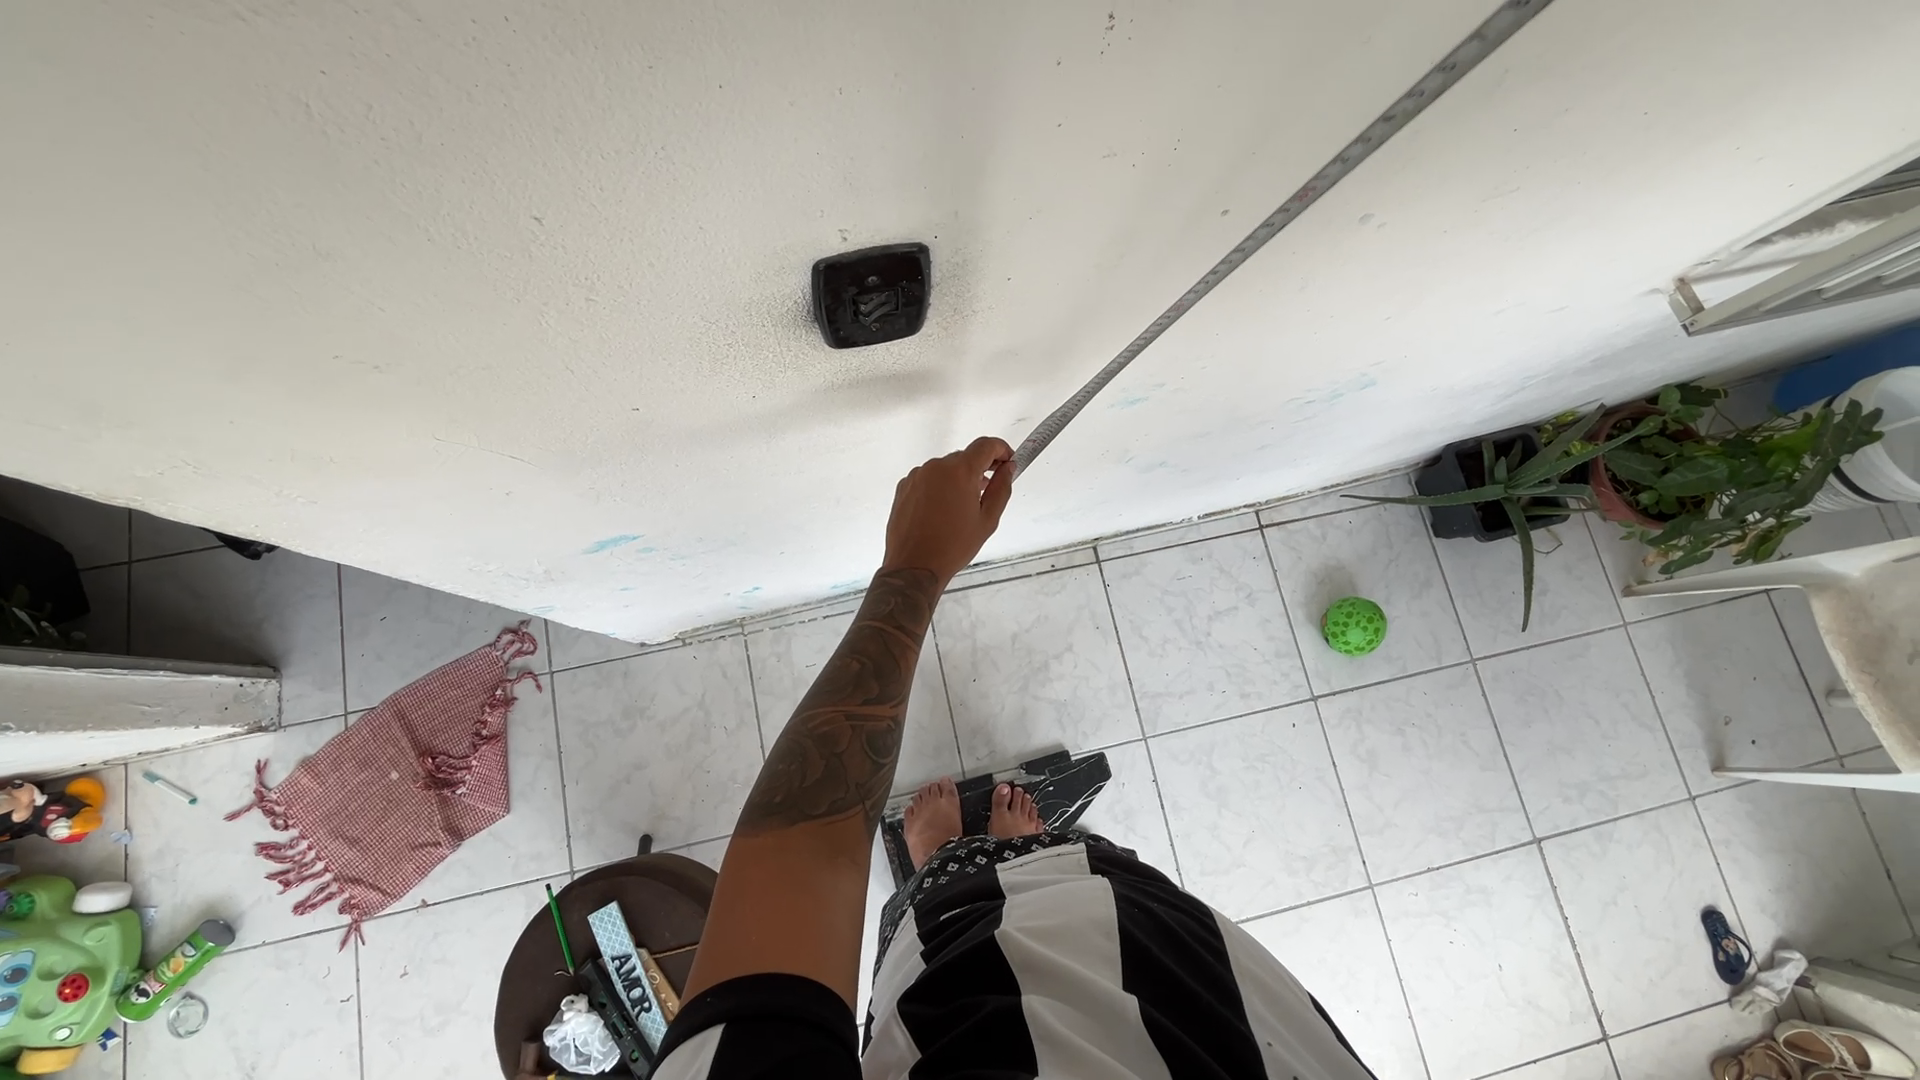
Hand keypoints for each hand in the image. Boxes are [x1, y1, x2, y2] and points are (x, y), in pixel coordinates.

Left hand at [880, 436, 1014, 585]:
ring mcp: (918, 476)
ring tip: (963, 508)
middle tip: (988, 489)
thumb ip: (1002, 488)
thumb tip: (1007, 469)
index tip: (1007, 459)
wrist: (915, 565)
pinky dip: (939, 487)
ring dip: (958, 480)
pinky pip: (929, 479)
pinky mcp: (905, 486)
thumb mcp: (988, 519)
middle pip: (965, 457)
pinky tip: (943, 511)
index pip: (986, 445)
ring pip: (946, 468)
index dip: (1002, 450)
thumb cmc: (950, 547)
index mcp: (960, 471)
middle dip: (980, 469)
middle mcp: (936, 467)